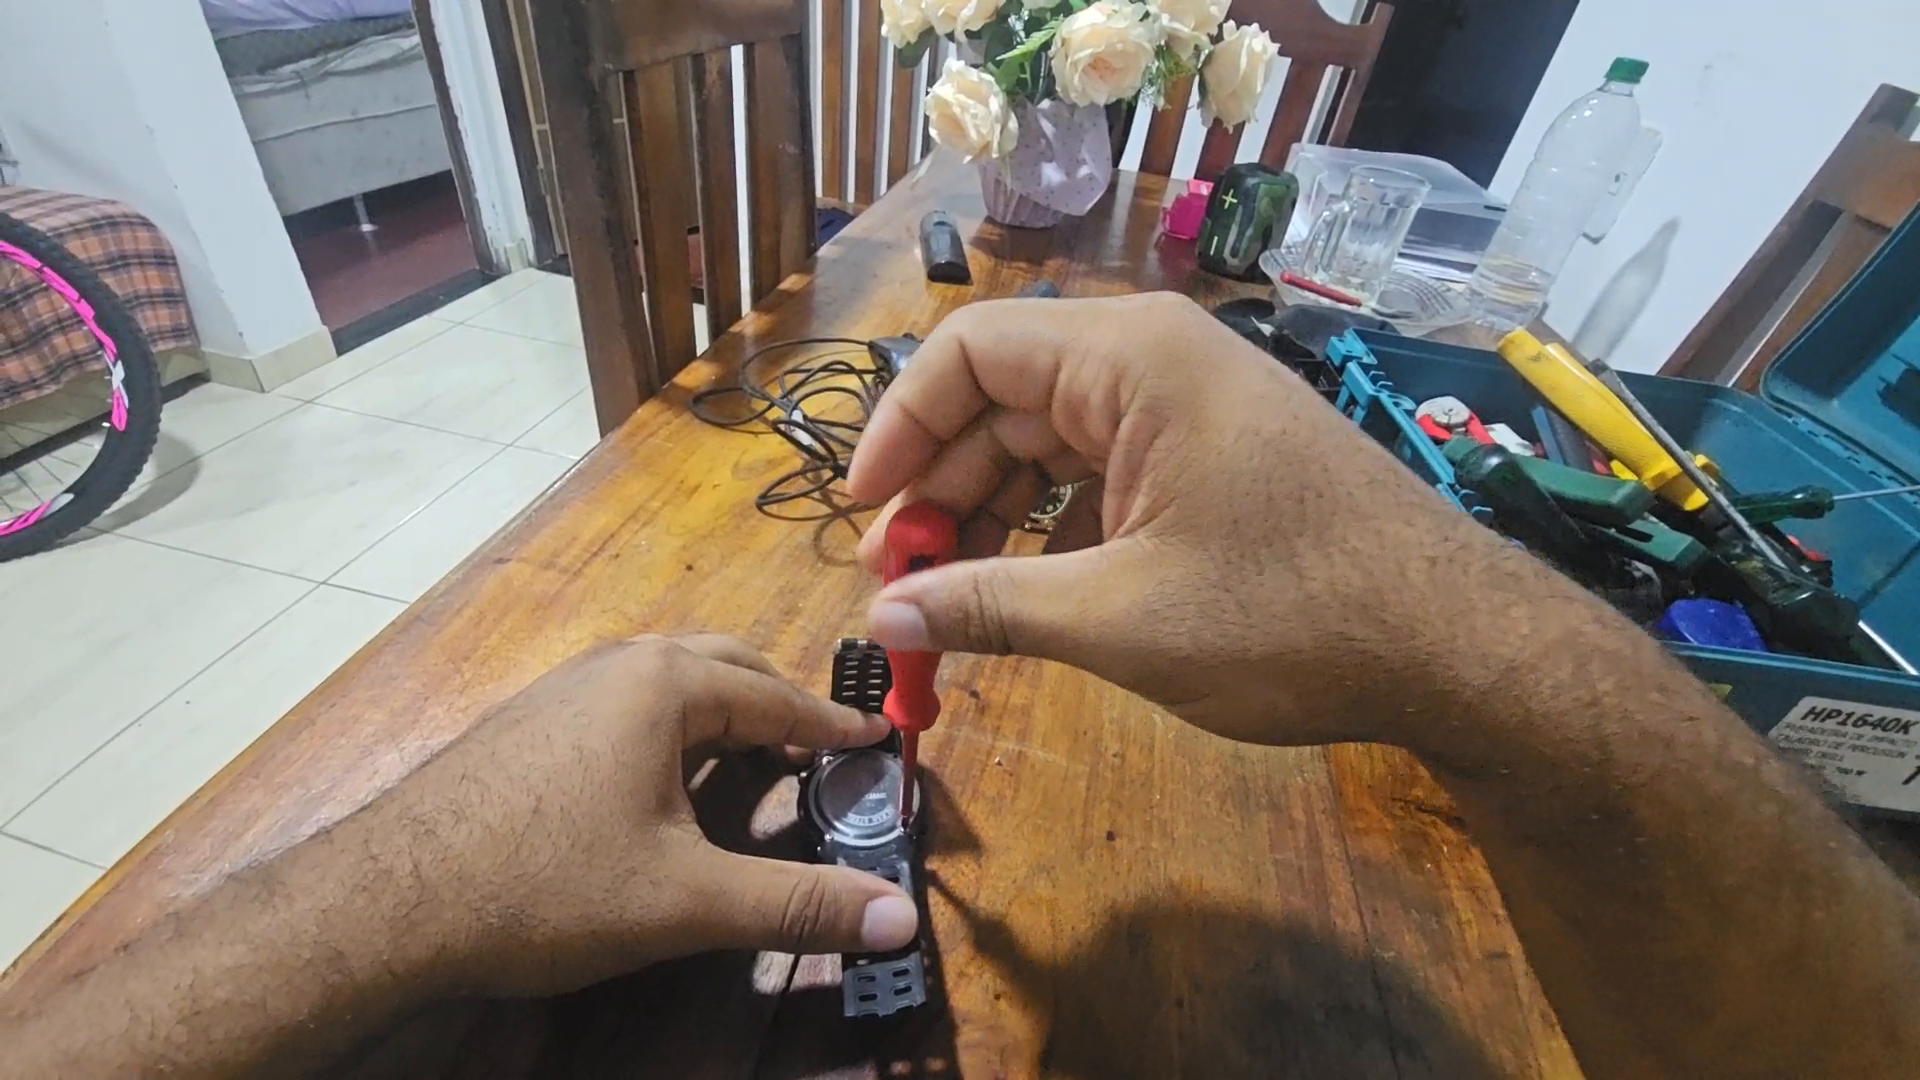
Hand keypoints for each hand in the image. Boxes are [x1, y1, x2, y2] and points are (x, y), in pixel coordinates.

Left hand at [382, 634, 918, 996]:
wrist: (370, 910)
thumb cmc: (544, 887)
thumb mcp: (685, 900)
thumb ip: (798, 906)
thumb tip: (901, 920)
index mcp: (667, 684)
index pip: (777, 698)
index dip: (832, 725)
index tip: (876, 737)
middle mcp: (624, 663)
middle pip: (731, 666)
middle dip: (781, 706)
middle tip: (815, 753)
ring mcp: (572, 682)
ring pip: (678, 677)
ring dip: (729, 710)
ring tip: (753, 759)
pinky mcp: (538, 712)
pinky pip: (634, 697)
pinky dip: (679, 721)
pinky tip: (668, 771)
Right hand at [847, 293, 1520, 745]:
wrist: (1457, 650)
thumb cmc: (1290, 618)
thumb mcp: (1120, 618)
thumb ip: (988, 607)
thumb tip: (880, 621)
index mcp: (1130, 358)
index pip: (970, 354)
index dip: (900, 428)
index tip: (862, 509)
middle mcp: (1149, 363)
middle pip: (1001, 404)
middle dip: (941, 489)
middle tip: (897, 577)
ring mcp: (1176, 412)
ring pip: (1042, 447)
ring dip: (988, 516)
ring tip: (945, 592)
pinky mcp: (1195, 460)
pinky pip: (1090, 479)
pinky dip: (1045, 532)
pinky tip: (1022, 590)